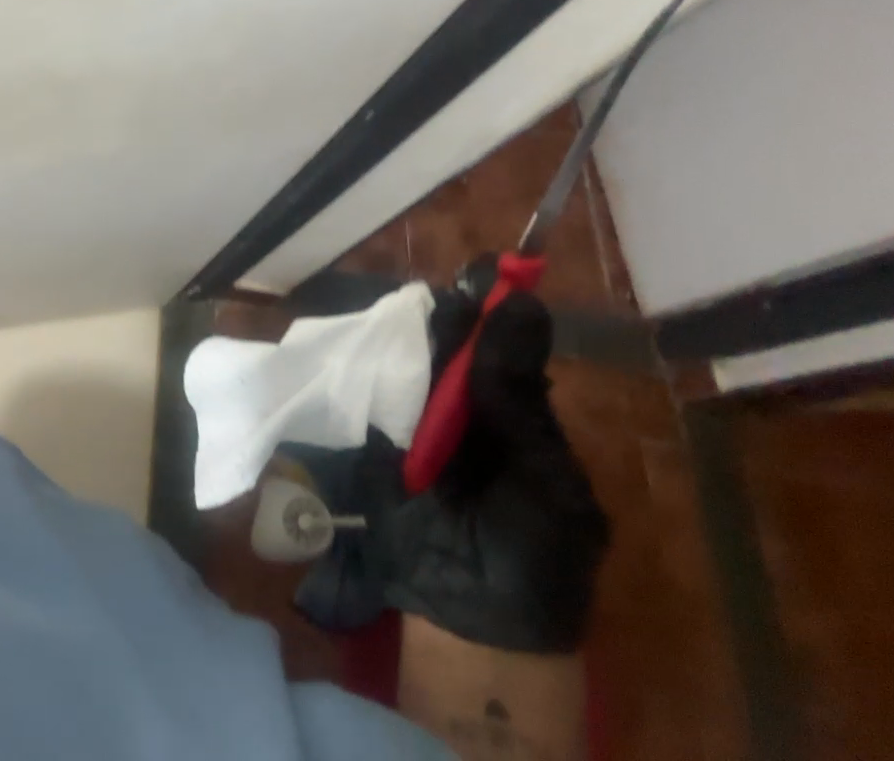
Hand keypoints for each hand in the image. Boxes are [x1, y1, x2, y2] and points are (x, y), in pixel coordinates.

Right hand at [375, 265, 609, 652]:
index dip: (491, 302)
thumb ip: (520, 398)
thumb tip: (521, 304)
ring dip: (395, 343)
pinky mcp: (369, 441)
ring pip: (401, 363)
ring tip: (386, 328)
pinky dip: (354, 374)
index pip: (501, 337)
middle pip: (445, 342)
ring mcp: (412, 421)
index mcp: (515, 406)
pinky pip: (362, 398)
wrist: (474, 620)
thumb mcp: (545, 475)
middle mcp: (462, 403)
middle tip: (424, 303)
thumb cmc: (535, 552)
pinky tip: (349, 354)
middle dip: (437, 318)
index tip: (478, 272)